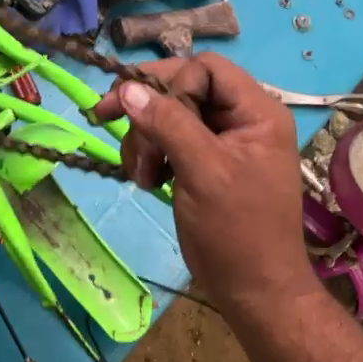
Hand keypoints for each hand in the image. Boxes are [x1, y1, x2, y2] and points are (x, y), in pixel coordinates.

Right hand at [94, 53, 318, 315]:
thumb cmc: (238, 232)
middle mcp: (240, 118)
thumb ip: (168, 124)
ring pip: (166, 112)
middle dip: (147, 111)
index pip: (205, 69)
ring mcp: (220, 140)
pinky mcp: (202, 160)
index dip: (170, 83)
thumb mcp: (203, 172)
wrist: (253, 292)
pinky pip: (165, 137)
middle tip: (105, 120)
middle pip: (181, 87)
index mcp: (256, 113)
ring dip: (143, 137)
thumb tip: (128, 88)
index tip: (144, 114)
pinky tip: (146, 178)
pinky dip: (148, 153)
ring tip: (141, 173)